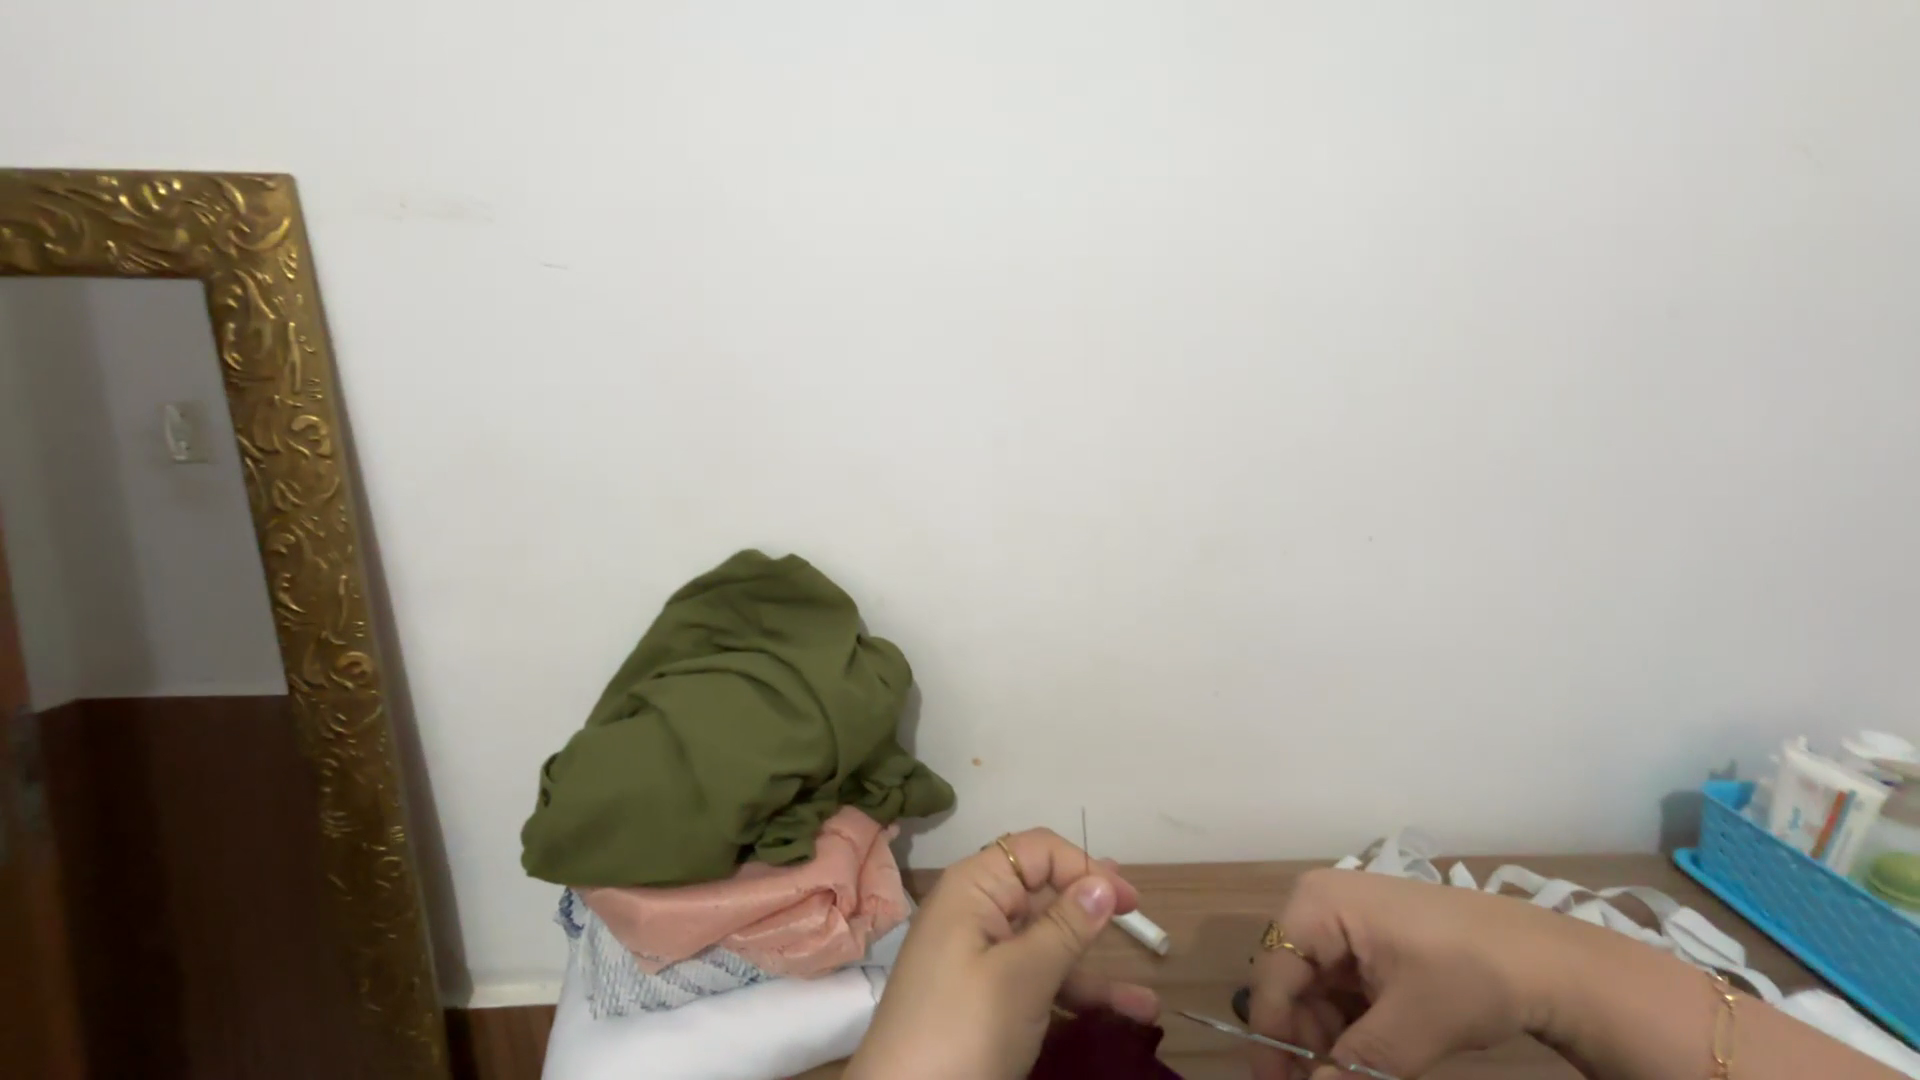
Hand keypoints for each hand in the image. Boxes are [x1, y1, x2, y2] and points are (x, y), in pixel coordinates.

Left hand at [847, 828, 1160, 1079]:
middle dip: (1090, 911)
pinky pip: (1038, 980)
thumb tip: (1102, 881)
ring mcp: (980, 956)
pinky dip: (1076, 995)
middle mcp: (976, 911)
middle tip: (1140, 922)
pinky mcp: (985, 996)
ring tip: (1147, 1000)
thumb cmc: (962, 1027)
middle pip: (1043, 894)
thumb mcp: (1020, 977)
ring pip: (1047, 944)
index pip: (1036, 852)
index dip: (1083, 867)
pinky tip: (1121, 1016)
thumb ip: (1064, 927)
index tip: (1128, 901)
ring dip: (1094, 967)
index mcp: (975, 887)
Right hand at [1247, 869, 1577, 1079]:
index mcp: (1316, 906)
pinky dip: (1351, 1027)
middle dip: (1307, 1041)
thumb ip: (1359, 1062)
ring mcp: (1343, 923)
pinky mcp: (1366, 943)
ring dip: (1331, 1040)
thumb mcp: (1415, 1024)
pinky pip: (1339, 989)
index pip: (1272, 976)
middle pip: (1289, 984)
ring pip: (1313, 992)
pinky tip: (1374, 1055)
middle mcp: (1318, 906)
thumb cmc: (1473, 974)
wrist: (1548, 959)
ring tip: (1363, 1072)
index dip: (1270, 1036)